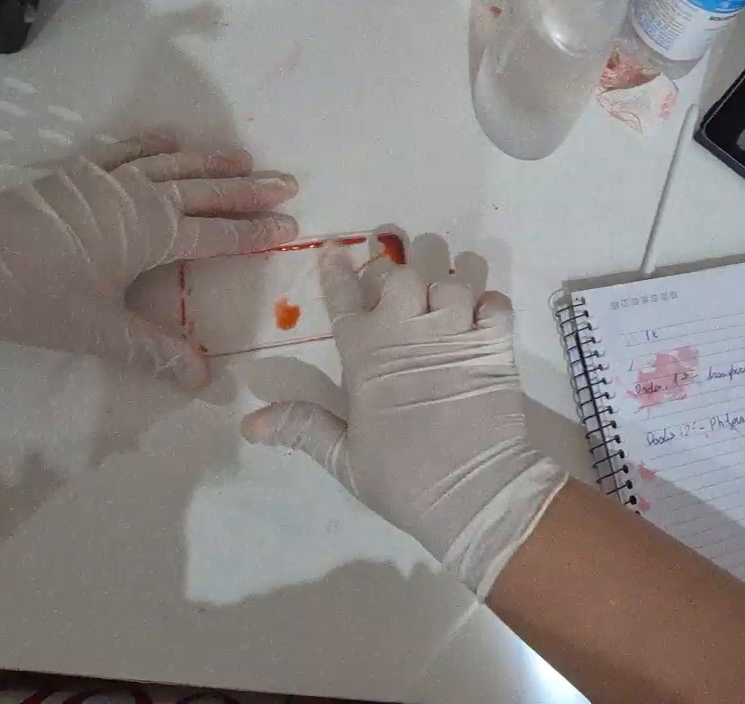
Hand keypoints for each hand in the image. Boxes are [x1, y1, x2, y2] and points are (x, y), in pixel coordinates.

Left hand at [0, 132, 297, 387]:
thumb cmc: (34, 301)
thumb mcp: (99, 330)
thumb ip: (157, 350)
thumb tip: (206, 381)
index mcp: (153, 234)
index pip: (221, 233)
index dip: (259, 230)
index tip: (291, 224)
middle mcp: (141, 198)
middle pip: (210, 190)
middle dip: (251, 188)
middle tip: (288, 182)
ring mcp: (110, 178)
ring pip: (176, 164)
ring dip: (213, 161)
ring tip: (245, 158)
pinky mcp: (78, 171)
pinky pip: (127, 148)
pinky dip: (154, 141)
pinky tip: (172, 137)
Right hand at [241, 240, 566, 595]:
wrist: (474, 493)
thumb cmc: (404, 480)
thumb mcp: (345, 459)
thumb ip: (302, 428)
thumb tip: (249, 422)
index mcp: (368, 358)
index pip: (345, 300)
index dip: (337, 273)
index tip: (334, 251)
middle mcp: (411, 333)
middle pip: (401, 276)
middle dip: (395, 280)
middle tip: (397, 296)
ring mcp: (456, 334)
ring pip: (451, 282)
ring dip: (445, 292)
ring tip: (443, 312)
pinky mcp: (495, 343)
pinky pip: (496, 302)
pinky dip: (490, 306)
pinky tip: (482, 322)